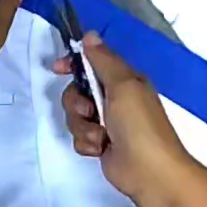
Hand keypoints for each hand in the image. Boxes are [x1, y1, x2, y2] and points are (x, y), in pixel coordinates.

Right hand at [56, 32, 196, 200]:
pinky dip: (86, 142)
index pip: (92, 63)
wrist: (149, 171)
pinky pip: (78, 136)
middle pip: (76, 91)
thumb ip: (103, 60)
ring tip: (99, 137)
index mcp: (123, 81)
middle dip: (76, 103)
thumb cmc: (139, 124)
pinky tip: (100, 148)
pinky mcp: (99, 143)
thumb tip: (90, 35)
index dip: (73, 64)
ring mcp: (106, 122)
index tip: (57, 69)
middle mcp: (114, 99)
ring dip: (83, 126)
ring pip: (74, 115)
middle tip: (88, 111)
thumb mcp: (123, 85)